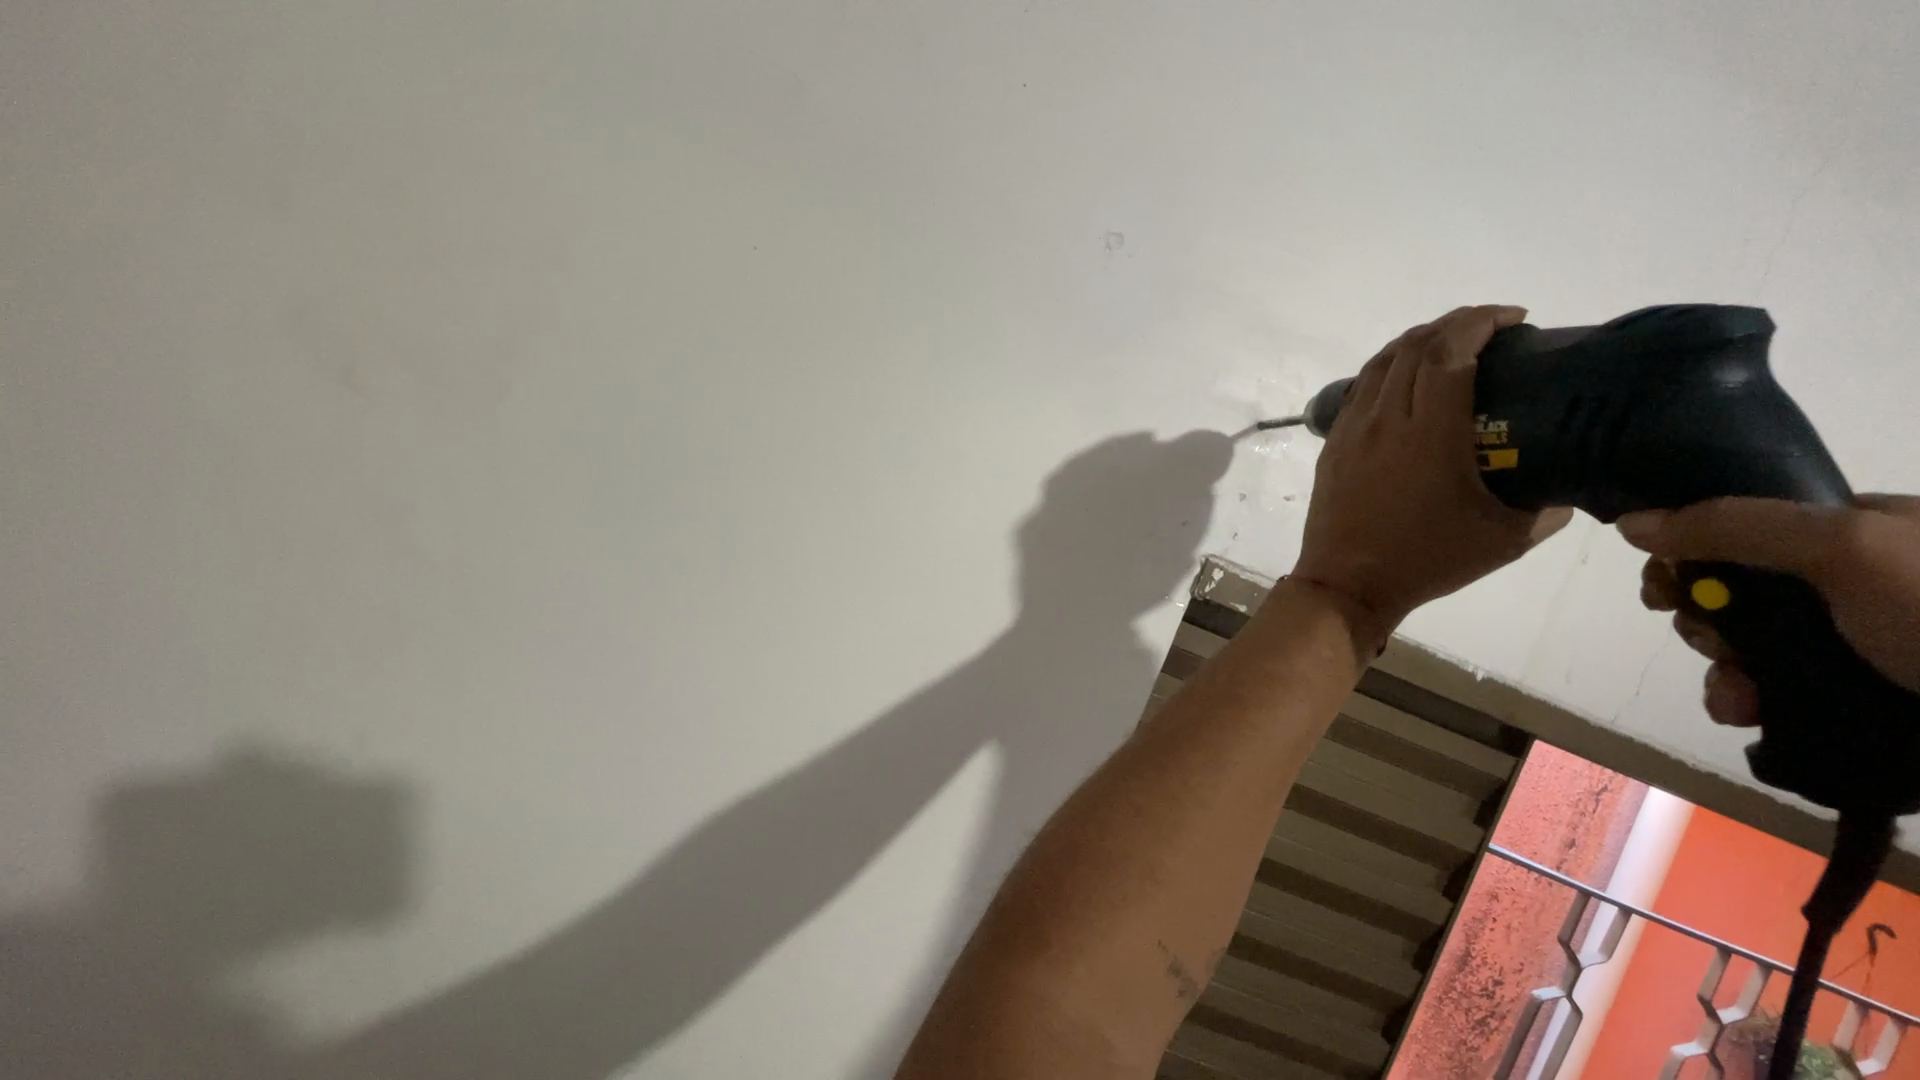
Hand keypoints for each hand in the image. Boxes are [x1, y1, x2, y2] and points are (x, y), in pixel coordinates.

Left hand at [1292, 305, 1572, 635]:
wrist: (1347, 584)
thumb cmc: (1426, 561)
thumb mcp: (1503, 539)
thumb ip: (1545, 509)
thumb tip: (1569, 491)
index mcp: (1429, 433)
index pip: (1448, 353)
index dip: (1478, 323)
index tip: (1513, 318)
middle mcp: (1385, 421)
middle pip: (1413, 348)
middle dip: (1452, 325)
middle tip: (1487, 329)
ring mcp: (1352, 431)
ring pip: (1380, 364)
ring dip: (1415, 342)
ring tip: (1447, 345)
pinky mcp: (1333, 445)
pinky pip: (1359, 390)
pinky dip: (1386, 369)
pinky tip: (1404, 381)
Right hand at [1620, 495, 1919, 726]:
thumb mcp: (1846, 549)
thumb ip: (1736, 527)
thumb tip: (1633, 524)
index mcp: (1862, 530)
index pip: (1744, 527)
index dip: (1691, 552)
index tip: (1663, 584)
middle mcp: (1857, 582)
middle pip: (1739, 589)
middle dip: (1705, 616)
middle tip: (1711, 639)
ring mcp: (1861, 644)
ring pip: (1753, 646)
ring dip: (1721, 667)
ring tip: (1734, 692)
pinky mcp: (1862, 699)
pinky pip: (1778, 693)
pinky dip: (1747, 701)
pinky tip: (1744, 712)